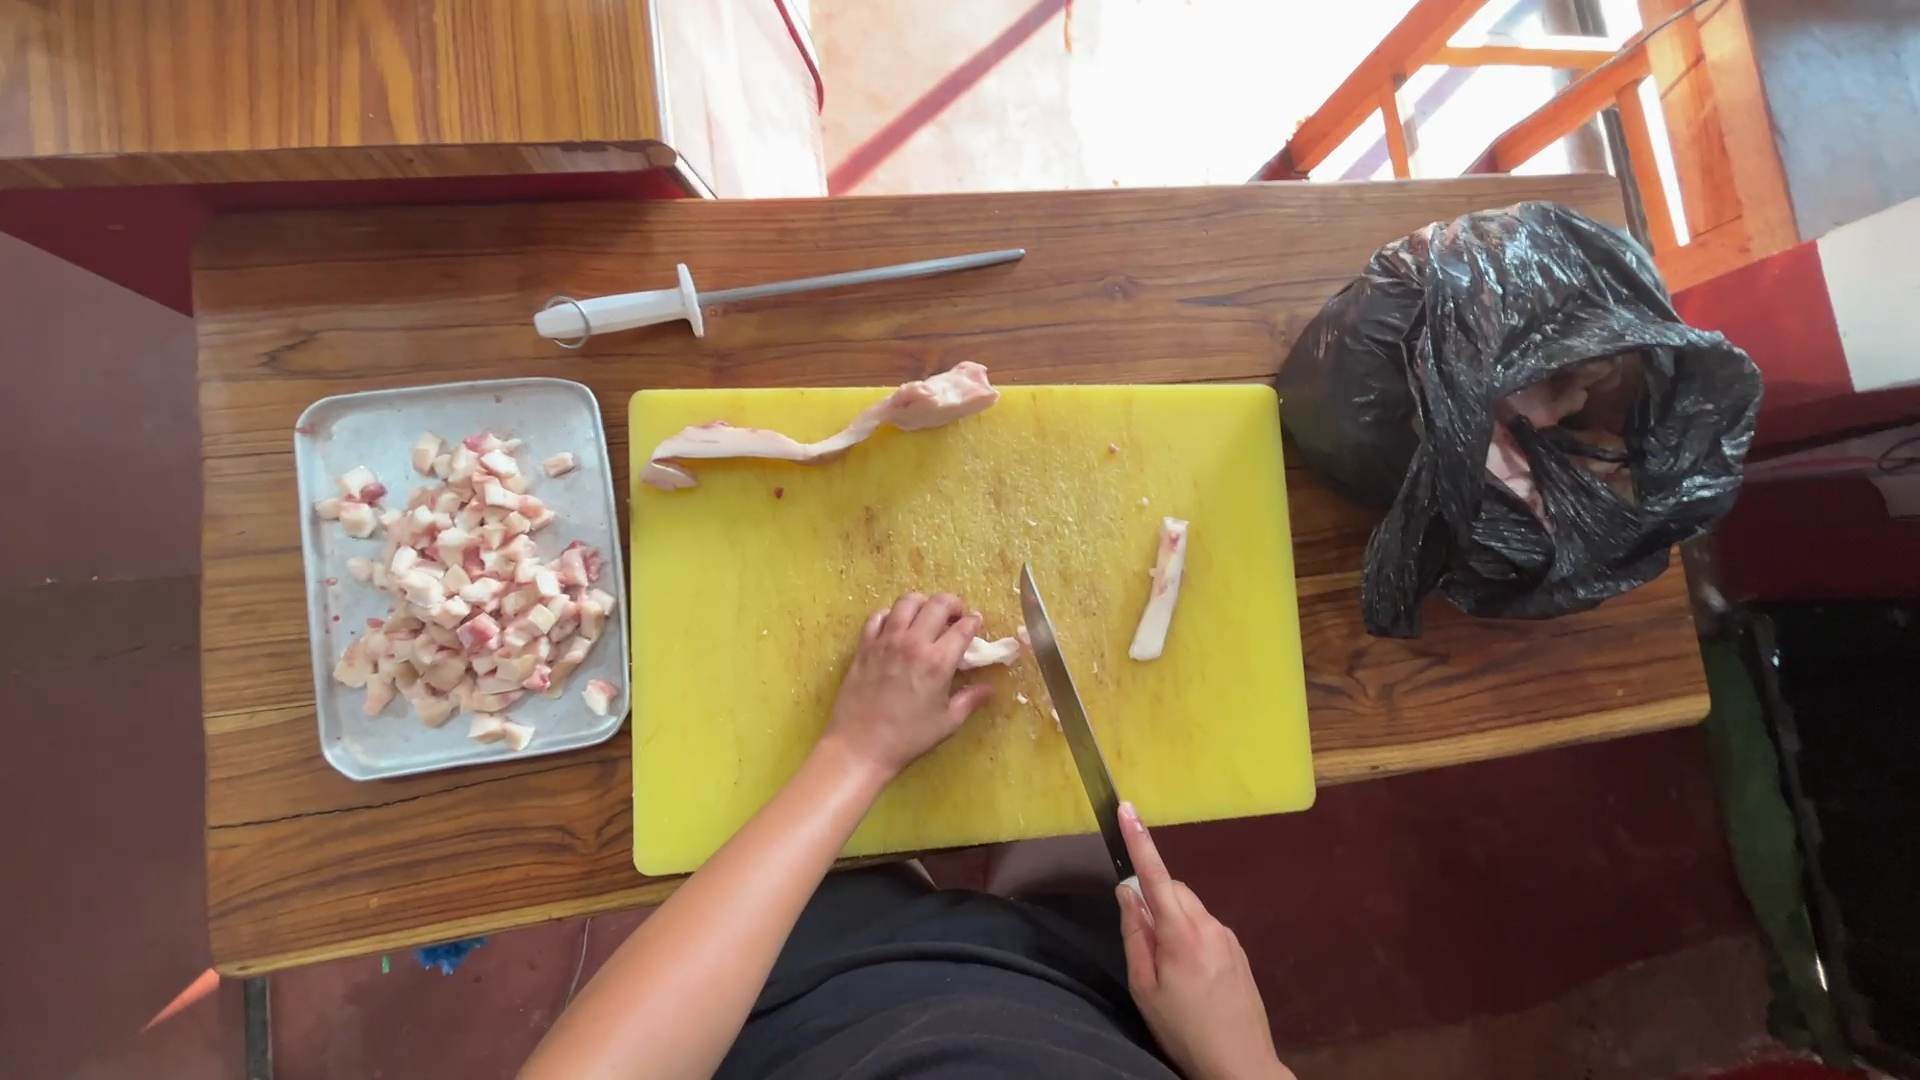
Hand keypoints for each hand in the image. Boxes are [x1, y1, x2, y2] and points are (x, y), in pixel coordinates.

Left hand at [820, 592, 991, 780]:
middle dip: (953, 604)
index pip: (962, 628)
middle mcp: (913, 643)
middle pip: (938, 604)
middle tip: (955, 615)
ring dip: (922, 603)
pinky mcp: (865, 646)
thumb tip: (989, 689)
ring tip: (926, 614)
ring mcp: (886, 641)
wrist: (860, 747)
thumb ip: (970, 700)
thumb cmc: (907, 739)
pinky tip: (896, 626)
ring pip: (907, 601)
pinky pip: (878, 616)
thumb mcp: (947, 723)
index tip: (975, 622)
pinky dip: (890, 615)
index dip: (973, 621)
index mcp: (938, 662)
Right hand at [1116, 802, 1294, 1079]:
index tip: (1127, 809)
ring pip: (1189, 906)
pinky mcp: (1238, 948)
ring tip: (1171, 967)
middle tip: (1145, 941)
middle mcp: (1208, 924)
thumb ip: (1134, 934)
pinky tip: (1192, 974)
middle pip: (1172, 888)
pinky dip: (1189, 933)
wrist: (1241, 1067)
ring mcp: (1227, 935)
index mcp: (1180, 934)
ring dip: (1172, 919)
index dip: (1139, 839)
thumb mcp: (1144, 988)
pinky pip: (1205, 924)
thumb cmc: (1183, 1029)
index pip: (1154, 875)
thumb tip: (1127, 891)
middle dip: (1154, 898)